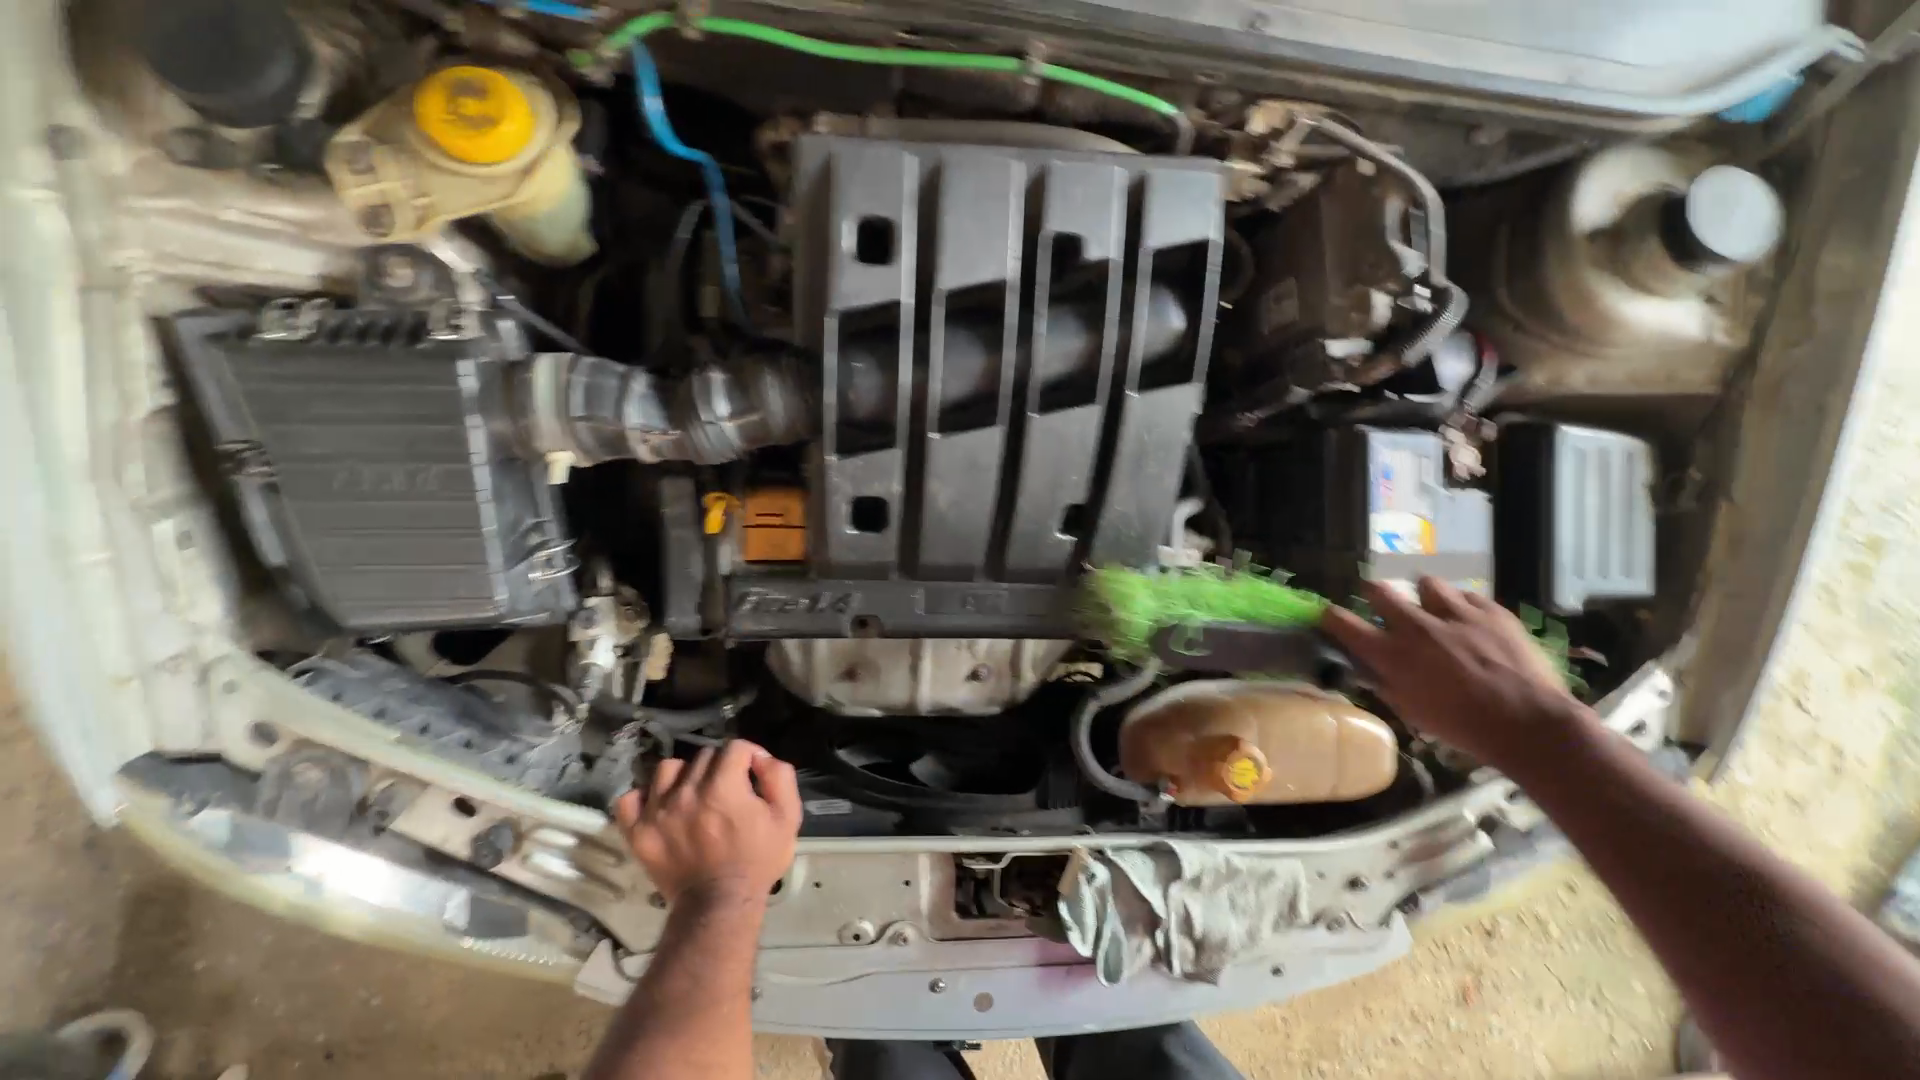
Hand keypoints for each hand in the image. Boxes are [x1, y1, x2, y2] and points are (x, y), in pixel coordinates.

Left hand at [614, 740, 801, 906]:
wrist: (718, 906)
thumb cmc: (756, 861)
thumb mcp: (787, 818)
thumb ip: (780, 777)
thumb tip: (761, 758)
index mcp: (723, 786)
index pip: (735, 747)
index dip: (749, 755)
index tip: (754, 772)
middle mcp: (686, 791)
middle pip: (703, 756)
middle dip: (721, 767)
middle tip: (728, 791)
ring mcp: (657, 811)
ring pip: (668, 769)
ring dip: (684, 776)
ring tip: (694, 796)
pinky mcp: (637, 831)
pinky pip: (630, 798)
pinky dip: (644, 798)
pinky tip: (660, 807)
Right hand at [1319, 577, 1588, 771]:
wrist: (1529, 723)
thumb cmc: (1463, 727)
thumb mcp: (1411, 712)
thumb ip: (1386, 684)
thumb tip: (1372, 670)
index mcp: (1391, 654)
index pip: (1341, 621)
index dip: (1331, 617)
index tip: (1332, 619)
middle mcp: (1416, 626)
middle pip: (1378, 590)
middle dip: (1373, 595)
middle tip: (1382, 605)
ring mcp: (1455, 613)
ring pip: (1425, 583)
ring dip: (1424, 596)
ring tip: (1435, 611)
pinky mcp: (1490, 610)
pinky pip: (1467, 596)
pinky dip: (1463, 606)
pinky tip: (1471, 623)